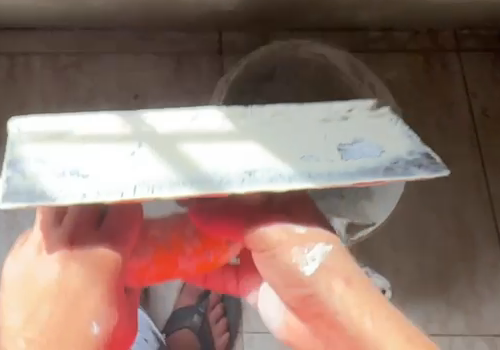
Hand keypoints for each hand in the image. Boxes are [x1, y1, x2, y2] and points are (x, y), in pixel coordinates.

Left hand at [0, 204, 143, 349]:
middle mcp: (71, 241)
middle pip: (90, 197)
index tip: (128, 216)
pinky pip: (35, 229)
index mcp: (104, 256)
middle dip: (101, 204)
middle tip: (103, 218)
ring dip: (71, 209)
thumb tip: (128, 262)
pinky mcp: (16, 254)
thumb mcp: (124, 319)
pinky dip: (47, 233)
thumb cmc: (87, 346)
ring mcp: (39, 244)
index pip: (124, 209)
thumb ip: (128, 282)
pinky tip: (52, 249)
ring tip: (75, 223)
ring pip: (58, 204)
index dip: (130, 210)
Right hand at [185, 194, 435, 349]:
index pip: (242, 182)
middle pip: (230, 211)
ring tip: (166, 227)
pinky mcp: (255, 285)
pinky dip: (202, 269)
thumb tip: (193, 210)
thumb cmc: (311, 266)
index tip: (184, 173)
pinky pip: (223, 273)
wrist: (334, 326)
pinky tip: (179, 263)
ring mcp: (263, 255)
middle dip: (202, 207)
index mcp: (281, 200)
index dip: (215, 178)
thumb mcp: (269, 231)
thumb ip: (229, 218)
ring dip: (198, 238)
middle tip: (168, 198)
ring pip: (223, 241)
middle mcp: (271, 223)